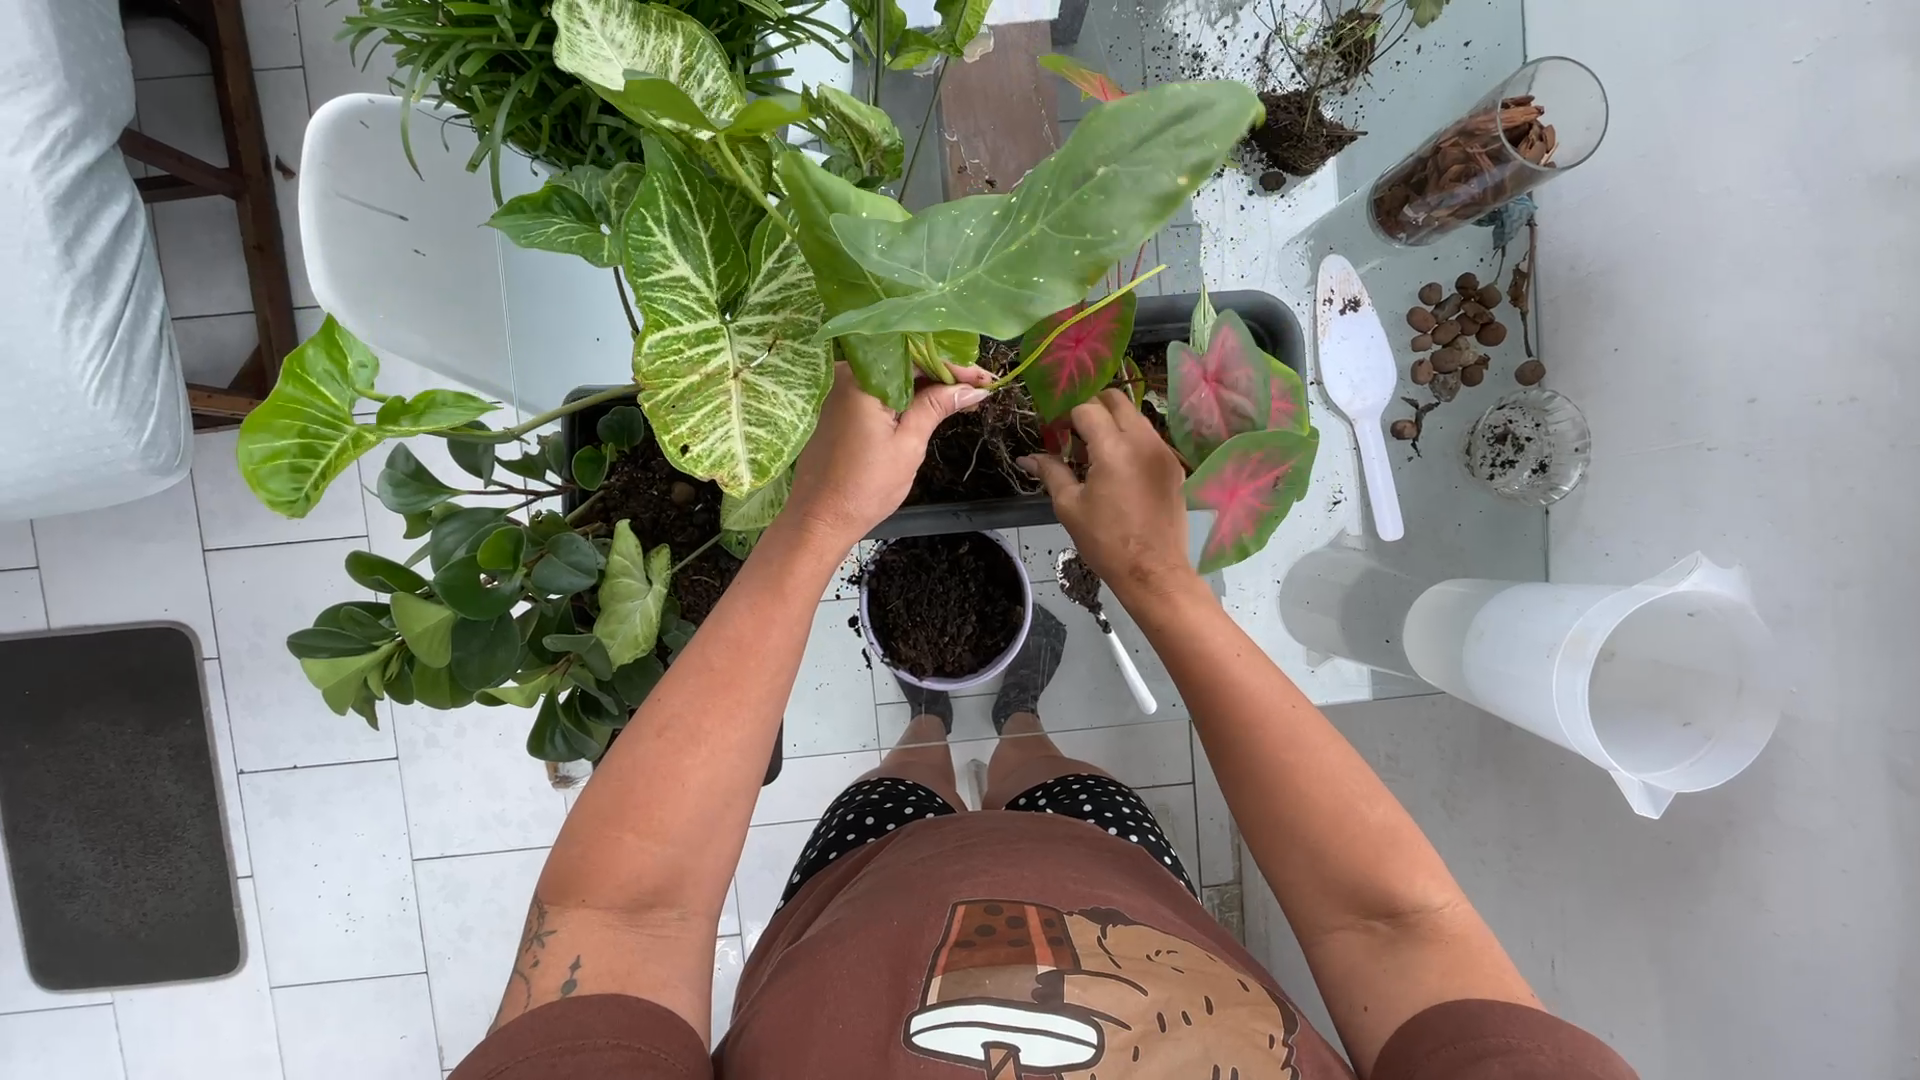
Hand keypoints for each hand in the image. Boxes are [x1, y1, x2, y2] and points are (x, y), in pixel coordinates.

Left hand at [784, 363, 992, 546]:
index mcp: (862, 380)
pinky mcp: (841, 407)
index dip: (955, 367)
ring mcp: (842, 390)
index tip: (986, 380)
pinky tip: (934, 403)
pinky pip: (881, 390)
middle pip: (905, 362)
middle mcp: (848, 375)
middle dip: (945, 374)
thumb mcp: (909, 444)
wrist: (821, 519)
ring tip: (965, 396)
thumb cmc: (864, 488)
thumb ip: (937, 407)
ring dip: (929, 385)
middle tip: (981, 388)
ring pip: (895, 376)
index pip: (917, 357)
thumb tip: (972, 390)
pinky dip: (908, 396)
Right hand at [1018, 389, 1198, 601]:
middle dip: (1092, 407)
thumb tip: (1027, 457)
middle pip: (1116, 400)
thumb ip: (1051, 472)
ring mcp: (1163, 451)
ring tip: (1093, 450)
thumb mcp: (1069, 506)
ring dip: (1112, 422)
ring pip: (1135, 416)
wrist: (1153, 570)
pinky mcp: (1174, 465)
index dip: (1066, 415)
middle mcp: (1143, 440)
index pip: (1087, 408)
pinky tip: (1117, 466)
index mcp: (1114, 449)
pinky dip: (1130, 439)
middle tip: (1073, 431)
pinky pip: (1149, 437)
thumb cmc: (1105, 542)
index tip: (1054, 432)